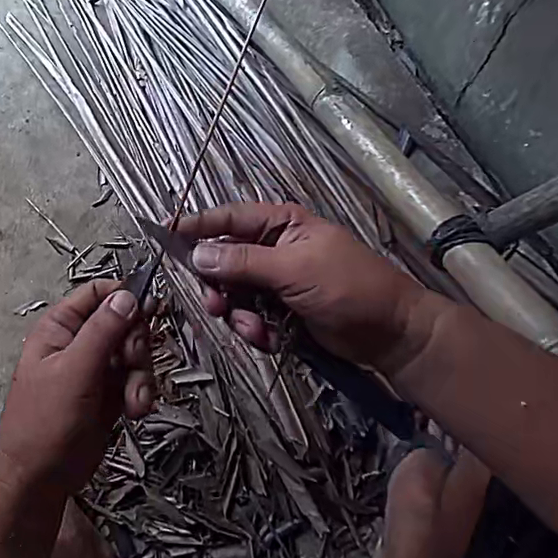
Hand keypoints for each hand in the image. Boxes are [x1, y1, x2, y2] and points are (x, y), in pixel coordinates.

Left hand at [0, 279, 154, 497]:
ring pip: (135, 352)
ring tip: (134, 399)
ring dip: (142, 375)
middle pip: (125, 322)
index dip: (124, 296)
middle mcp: (79, 343)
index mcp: (60, 328)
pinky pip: (136, 379)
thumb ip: (102, 331)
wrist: (39, 481)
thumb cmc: (41, 427)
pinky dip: (141, 392)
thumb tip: (126, 296)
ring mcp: (96, 368)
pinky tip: (134, 410)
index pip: (98, 293)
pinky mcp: (110, 392)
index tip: (148, 308)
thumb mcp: (73, 372)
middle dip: (136, 345)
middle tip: (132, 363)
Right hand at [177, 202, 440, 377]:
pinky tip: (272, 339)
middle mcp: (274, 248)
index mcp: (280, 224)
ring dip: (238, 314)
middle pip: (224, 260)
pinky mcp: (280, 310)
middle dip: (219, 286)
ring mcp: (277, 280)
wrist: (391, 334)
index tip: (166, 235)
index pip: (229, 218)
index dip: (197, 226)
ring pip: (234, 293)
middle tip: (215, 306)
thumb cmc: (349, 287)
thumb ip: (243, 262)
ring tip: (256, 329)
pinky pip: (250, 316)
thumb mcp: (294, 269)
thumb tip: (197, 253)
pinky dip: (256, 330)